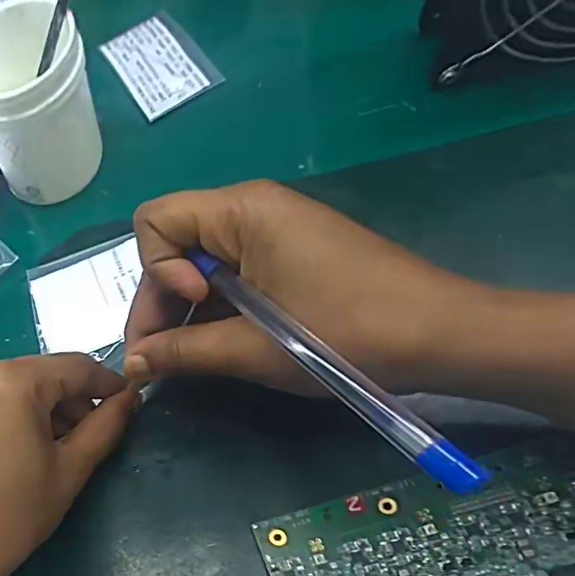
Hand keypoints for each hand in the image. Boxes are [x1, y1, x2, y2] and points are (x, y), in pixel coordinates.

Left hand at [0, 355, 138, 575]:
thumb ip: (106, 424)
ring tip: (70, 447)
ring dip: (55, 406)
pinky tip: (40, 445)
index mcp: (14, 380)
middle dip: (79, 399)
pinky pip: (7, 395)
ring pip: (29, 383)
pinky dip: (30, 411)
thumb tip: (130, 397)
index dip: (109, 383)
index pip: (77, 367)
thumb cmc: (17, 512)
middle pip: (51, 372)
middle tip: (98, 435)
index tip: (132, 402)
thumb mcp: (72, 467)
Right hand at [124, 180, 498, 394]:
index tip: (189, 307)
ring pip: (198, 268)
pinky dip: (213, 313)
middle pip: (172, 248)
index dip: (155, 270)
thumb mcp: (253, 348)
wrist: (442, 336)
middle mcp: (252, 212)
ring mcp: (272, 235)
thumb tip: (132, 364)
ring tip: (183, 363)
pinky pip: (230, 279)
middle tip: (157, 361)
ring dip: (182, 314)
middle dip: (158, 303)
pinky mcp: (287, 260)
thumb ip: (183, 352)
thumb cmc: (346, 334)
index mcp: (243, 211)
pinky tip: (214, 348)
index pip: (155, 221)